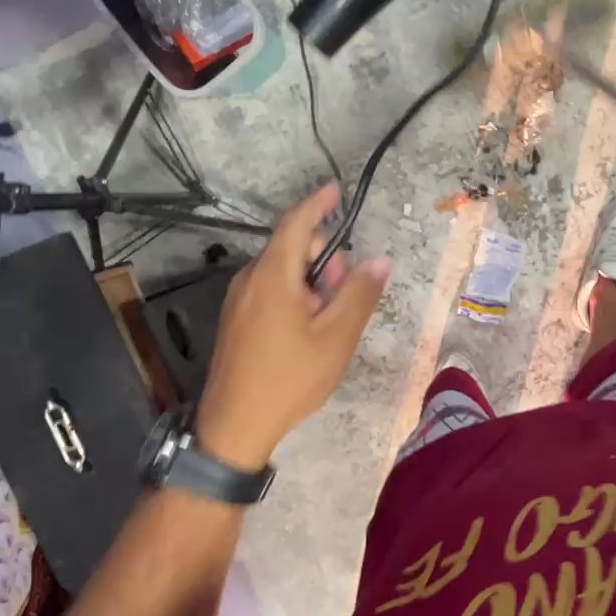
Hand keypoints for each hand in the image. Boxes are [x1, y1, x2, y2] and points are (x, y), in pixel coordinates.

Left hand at [193, 184, 390, 471]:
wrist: (235, 425)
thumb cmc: (290, 378)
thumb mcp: (336, 337)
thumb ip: (359, 294)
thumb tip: (380, 259)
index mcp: (273, 276)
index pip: (297, 224)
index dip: (318, 204)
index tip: (337, 190)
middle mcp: (250, 280)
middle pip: (292, 249)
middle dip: (325, 259)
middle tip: (348, 292)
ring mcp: (239, 301)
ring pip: (282, 273)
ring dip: (312, 283)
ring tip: (330, 321)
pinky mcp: (236, 321)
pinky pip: (270, 291)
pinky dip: (295, 296)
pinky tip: (308, 332)